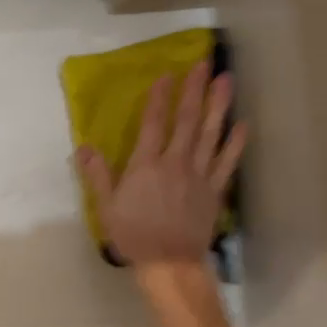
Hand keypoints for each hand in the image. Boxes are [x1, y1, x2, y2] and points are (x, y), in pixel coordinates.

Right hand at [75, 60, 246, 272]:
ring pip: (211, 133)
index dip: (159, 99)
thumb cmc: (133, 235)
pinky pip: (227, 161)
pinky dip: (235, 142)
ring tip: (227, 80)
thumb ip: (97, 175)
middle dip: (194, 90)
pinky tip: (242, 123)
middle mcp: (175, 163)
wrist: (169, 263)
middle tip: (203, 63)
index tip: (166, 75)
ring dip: (219, 105)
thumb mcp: (106, 207)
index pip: (153, 124)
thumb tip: (84, 147)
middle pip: (187, 120)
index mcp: (146, 165)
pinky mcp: (214, 190)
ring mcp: (199, 175)